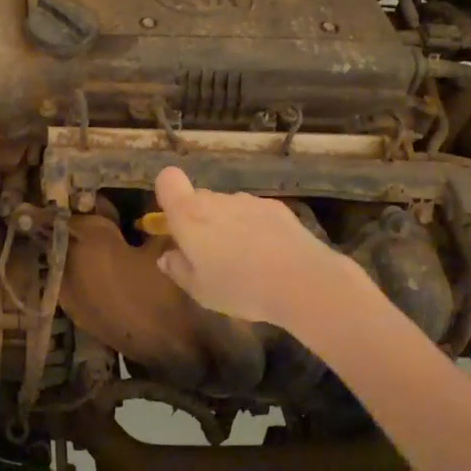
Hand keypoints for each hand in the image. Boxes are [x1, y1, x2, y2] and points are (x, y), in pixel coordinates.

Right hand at [153, 165, 366, 330]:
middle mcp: (215, 199)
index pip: (167, 180)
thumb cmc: (240, 287)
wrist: (303, 282)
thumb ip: (179, 270)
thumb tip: (166, 257)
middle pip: (198, 198)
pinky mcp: (276, 207)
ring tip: (247, 262)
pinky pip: (254, 214)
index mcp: (189, 215)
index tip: (175, 222)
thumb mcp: (201, 291)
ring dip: (230, 226)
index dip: (168, 195)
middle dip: (200, 221)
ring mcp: (247, 200)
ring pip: (228, 208)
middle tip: (211, 256)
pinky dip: (256, 229)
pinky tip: (271, 257)